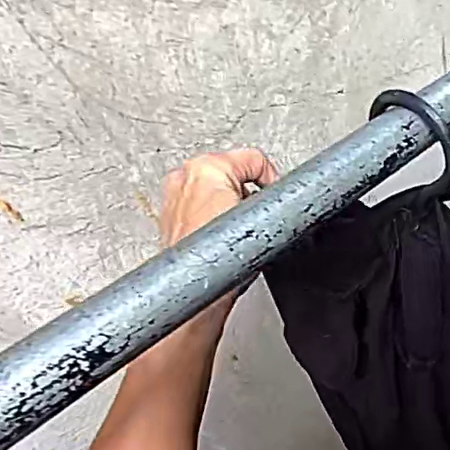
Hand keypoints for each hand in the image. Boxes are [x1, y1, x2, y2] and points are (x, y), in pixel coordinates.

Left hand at [146, 149, 279, 341]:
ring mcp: (174, 198)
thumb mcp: (261, 218)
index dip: (274, 181)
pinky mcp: (171, 219)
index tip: (277, 200)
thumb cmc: (220, 261)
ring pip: (218, 194)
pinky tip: (223, 242)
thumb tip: (278, 199)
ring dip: (231, 211)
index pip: (254, 159)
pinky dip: (214, 224)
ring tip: (239, 234)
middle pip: (233, 175)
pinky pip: (202, 211)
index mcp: (205, 168)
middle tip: (256, 221)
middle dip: (248, 196)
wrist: (197, 290)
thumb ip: (269, 198)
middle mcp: (184, 178)